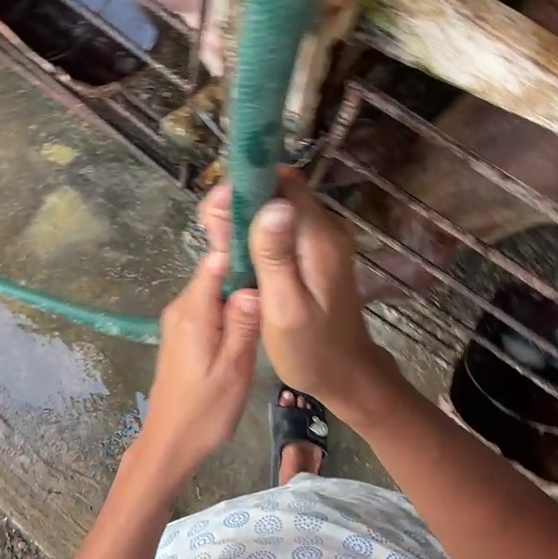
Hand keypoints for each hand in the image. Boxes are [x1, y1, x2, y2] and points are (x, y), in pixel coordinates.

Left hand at [137, 245, 261, 479]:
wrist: (169, 442)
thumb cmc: (203, 412)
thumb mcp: (232, 371)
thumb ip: (242, 325)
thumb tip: (254, 284)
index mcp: (192, 313)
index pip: (215, 261)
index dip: (240, 243)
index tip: (270, 234)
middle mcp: (181, 308)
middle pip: (215, 272)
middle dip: (245, 265)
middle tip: (282, 264)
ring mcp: (180, 320)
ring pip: (214, 288)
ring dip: (239, 286)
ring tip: (274, 283)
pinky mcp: (183, 332)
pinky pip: (209, 305)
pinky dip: (229, 304)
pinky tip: (252, 311)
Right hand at [218, 169, 400, 414]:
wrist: (346, 375)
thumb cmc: (311, 349)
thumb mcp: (285, 308)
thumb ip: (276, 256)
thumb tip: (272, 205)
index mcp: (319, 238)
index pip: (283, 183)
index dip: (247, 185)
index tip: (216, 209)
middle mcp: (324, 229)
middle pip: (277, 190)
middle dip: (239, 202)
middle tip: (211, 232)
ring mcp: (320, 239)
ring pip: (275, 207)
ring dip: (243, 217)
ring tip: (216, 242)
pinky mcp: (313, 251)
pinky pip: (280, 227)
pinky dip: (254, 234)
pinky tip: (235, 254)